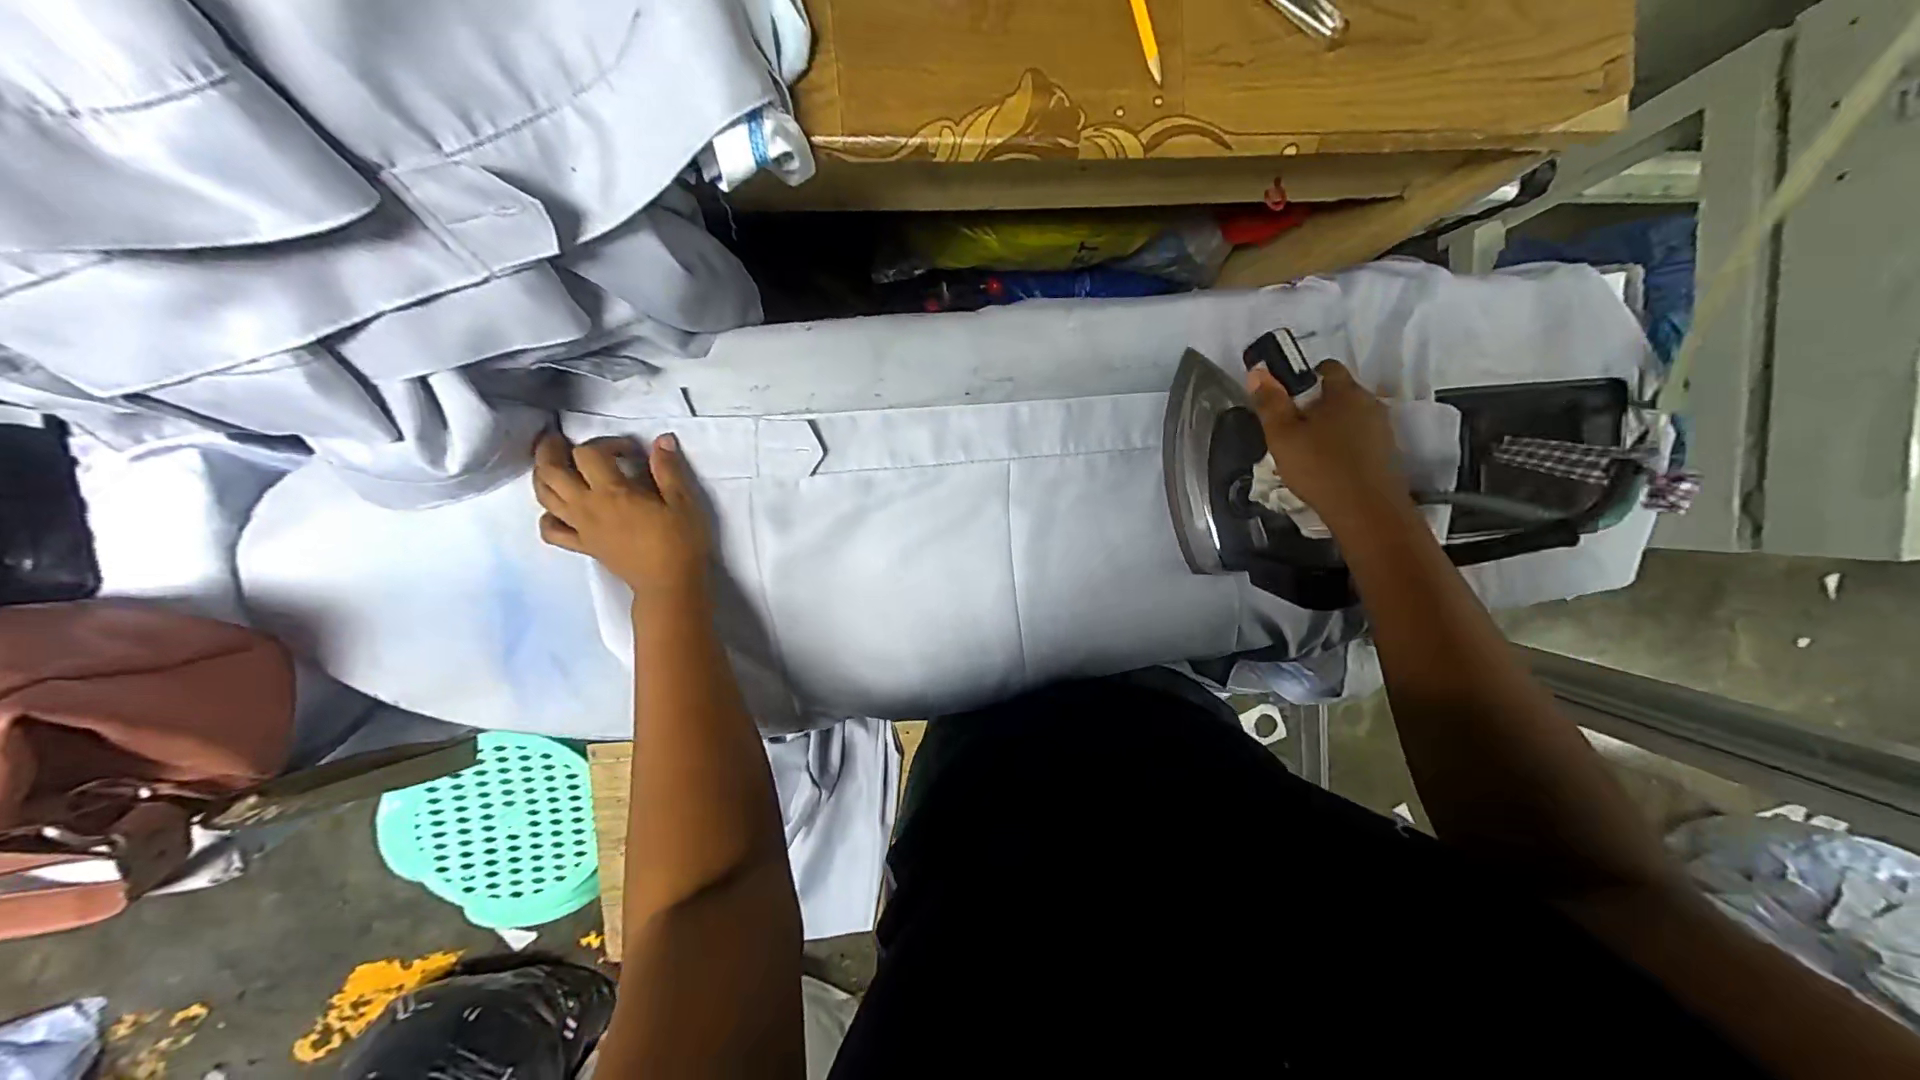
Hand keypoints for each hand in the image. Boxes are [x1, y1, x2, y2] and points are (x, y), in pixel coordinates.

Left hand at [533, 431, 711, 606]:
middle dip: (550, 449)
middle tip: (559, 438)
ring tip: (551, 463)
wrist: (669, 583)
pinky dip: (547, 516)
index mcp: (612, 492)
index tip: (630, 450)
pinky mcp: (583, 545)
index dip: (606, 442)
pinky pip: (551, 530)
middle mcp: (587, 506)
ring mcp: (581, 527)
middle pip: (551, 471)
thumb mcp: (683, 501)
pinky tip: (559, 510)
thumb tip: (661, 440)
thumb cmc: (680, 541)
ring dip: (542, 475)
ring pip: (544, 496)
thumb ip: (668, 469)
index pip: (589, 453)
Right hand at [1246, 359, 1412, 530]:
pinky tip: (1328, 468)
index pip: (1326, 368)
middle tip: (1291, 431)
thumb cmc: (1319, 467)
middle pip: (1338, 394)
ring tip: (1308, 453)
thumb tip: (1258, 370)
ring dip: (1330, 428)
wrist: (1366, 510)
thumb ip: (1270, 402)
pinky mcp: (1388, 452)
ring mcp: (1382, 428)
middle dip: (1315, 406)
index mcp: (1344, 392)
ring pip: (1349, 418)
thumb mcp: (1282, 435)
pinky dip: (1344, 447)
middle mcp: (1369, 402)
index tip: (1286, 401)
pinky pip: (1360, 439)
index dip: (1303, 378)